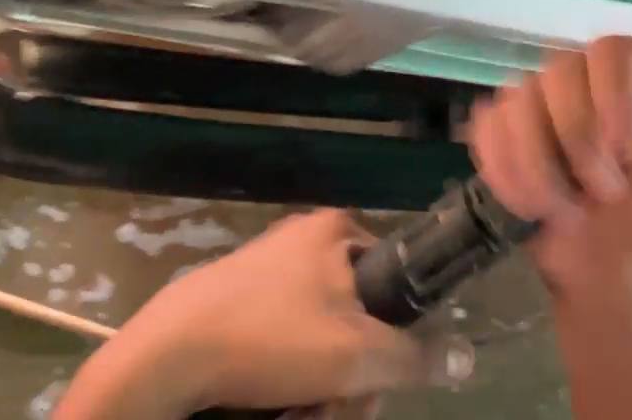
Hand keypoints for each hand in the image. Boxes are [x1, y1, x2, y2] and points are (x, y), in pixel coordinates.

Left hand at [55, 210, 467, 419]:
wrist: (163, 358)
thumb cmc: (269, 339)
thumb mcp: (355, 354)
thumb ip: (415, 356)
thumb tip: (468, 357)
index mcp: (335, 230)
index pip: (392, 281)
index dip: (393, 338)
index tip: (371, 379)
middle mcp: (302, 242)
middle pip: (355, 319)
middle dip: (349, 376)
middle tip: (330, 408)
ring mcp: (265, 272)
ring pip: (319, 340)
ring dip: (318, 388)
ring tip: (294, 414)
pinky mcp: (234, 304)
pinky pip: (282, 344)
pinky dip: (284, 381)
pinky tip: (271, 408)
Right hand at [465, 0, 631, 294]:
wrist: (612, 268)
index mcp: (623, 69)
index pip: (606, 49)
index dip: (614, 101)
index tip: (631, 151)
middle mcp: (573, 74)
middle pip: (557, 75)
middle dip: (580, 145)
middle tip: (606, 189)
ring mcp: (531, 101)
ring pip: (517, 104)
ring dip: (544, 168)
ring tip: (569, 204)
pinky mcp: (498, 133)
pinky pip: (487, 131)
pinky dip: (509, 174)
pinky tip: (533, 203)